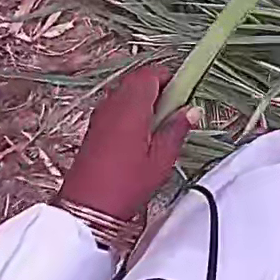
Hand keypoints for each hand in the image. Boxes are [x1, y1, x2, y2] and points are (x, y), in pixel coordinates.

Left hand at [57, 66, 199, 221]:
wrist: (88, 206)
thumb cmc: (125, 184)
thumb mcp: (161, 159)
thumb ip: (177, 129)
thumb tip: (191, 111)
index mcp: (131, 106)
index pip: (151, 73)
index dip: (170, 79)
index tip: (183, 95)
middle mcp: (113, 104)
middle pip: (138, 80)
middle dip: (158, 90)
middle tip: (173, 113)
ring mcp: (101, 114)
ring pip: (126, 93)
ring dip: (144, 102)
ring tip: (158, 129)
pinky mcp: (94, 127)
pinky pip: (116, 108)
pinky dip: (131, 113)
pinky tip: (140, 138)